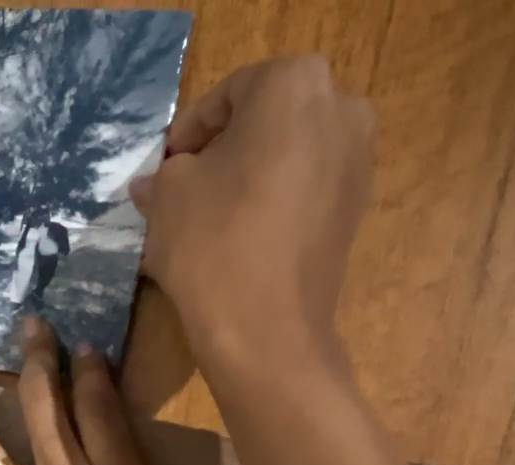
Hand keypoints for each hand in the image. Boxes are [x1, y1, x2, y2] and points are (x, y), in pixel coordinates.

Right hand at [131, 55, 374, 370]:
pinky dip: (269, 207)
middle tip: (182, 190)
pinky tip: (235, 242)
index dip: (185, 132)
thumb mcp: (167, 197)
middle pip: (263, 122)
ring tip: (205, 220)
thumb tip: (158, 183)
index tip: (161, 169)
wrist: (265, 329)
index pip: (227, 94)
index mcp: (293, 86)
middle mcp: (340, 110)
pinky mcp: (354, 212)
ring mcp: (357, 163)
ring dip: (244, 181)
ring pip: (285, 159)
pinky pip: (302, 194)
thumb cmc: (212, 243)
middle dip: (219, 154)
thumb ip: (164, 175)